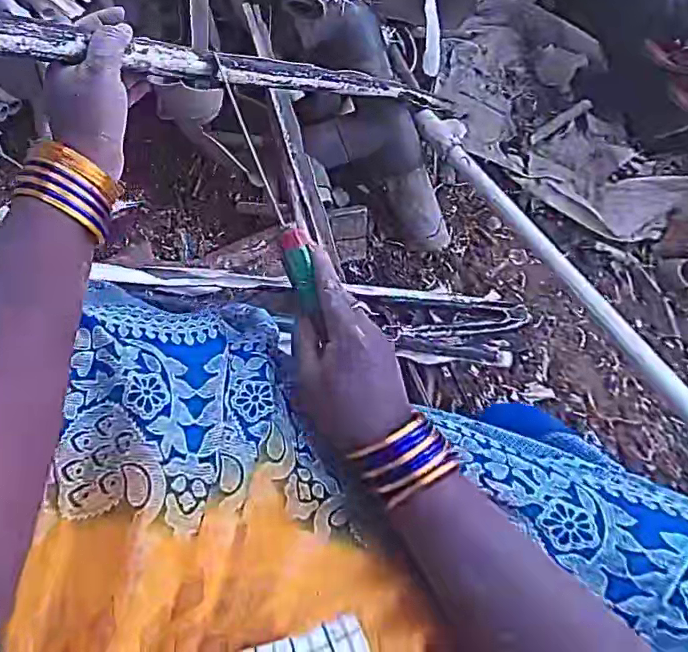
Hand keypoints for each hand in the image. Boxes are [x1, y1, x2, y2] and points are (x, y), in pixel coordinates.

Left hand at [42, 7, 131, 179]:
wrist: (91, 161)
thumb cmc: (89, 121)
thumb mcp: (101, 71)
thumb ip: (109, 44)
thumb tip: (118, 29)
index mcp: (61, 65)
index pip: (79, 32)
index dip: (101, 20)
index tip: (119, 16)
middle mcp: (68, 80)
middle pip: (95, 51)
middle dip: (119, 45)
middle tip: (136, 43)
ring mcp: (82, 97)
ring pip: (108, 71)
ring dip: (128, 65)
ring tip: (146, 62)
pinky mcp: (96, 113)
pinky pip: (115, 91)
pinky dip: (131, 84)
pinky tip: (145, 83)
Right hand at [293, 245, 414, 453]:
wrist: (389, 445)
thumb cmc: (341, 414)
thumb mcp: (307, 377)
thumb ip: (302, 338)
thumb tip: (303, 314)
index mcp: (346, 332)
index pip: (327, 286)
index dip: (313, 262)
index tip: (303, 241)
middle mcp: (367, 328)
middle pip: (337, 297)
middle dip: (317, 289)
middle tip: (297, 282)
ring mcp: (379, 339)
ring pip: (346, 314)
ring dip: (328, 312)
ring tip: (312, 331)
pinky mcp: (384, 351)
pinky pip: (355, 328)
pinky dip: (339, 327)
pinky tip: (330, 346)